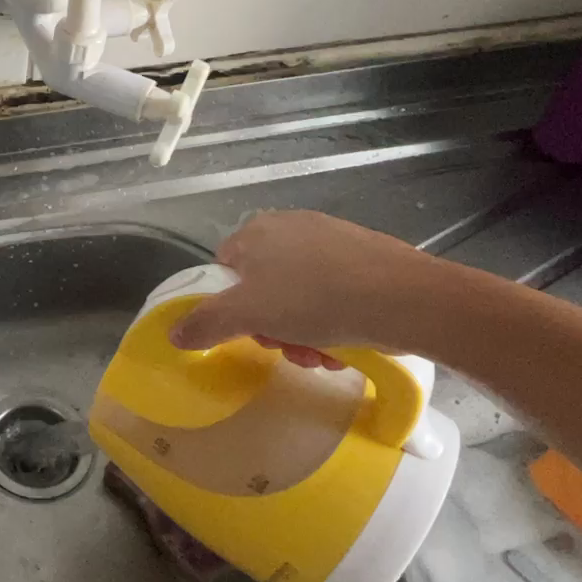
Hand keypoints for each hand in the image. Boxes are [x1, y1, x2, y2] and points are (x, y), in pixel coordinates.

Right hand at [168, 211, 443, 360]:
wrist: (407, 299)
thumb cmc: (316, 299)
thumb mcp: (249, 315)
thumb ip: (205, 323)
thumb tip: (173, 333)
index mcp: (256, 231)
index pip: (223, 271)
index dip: (229, 307)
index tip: (248, 333)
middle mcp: (290, 227)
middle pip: (261, 288)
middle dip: (271, 327)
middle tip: (287, 348)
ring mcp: (331, 240)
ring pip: (297, 297)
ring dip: (301, 333)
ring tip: (321, 354)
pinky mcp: (364, 258)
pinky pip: (332, 295)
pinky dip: (332, 322)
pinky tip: (344, 345)